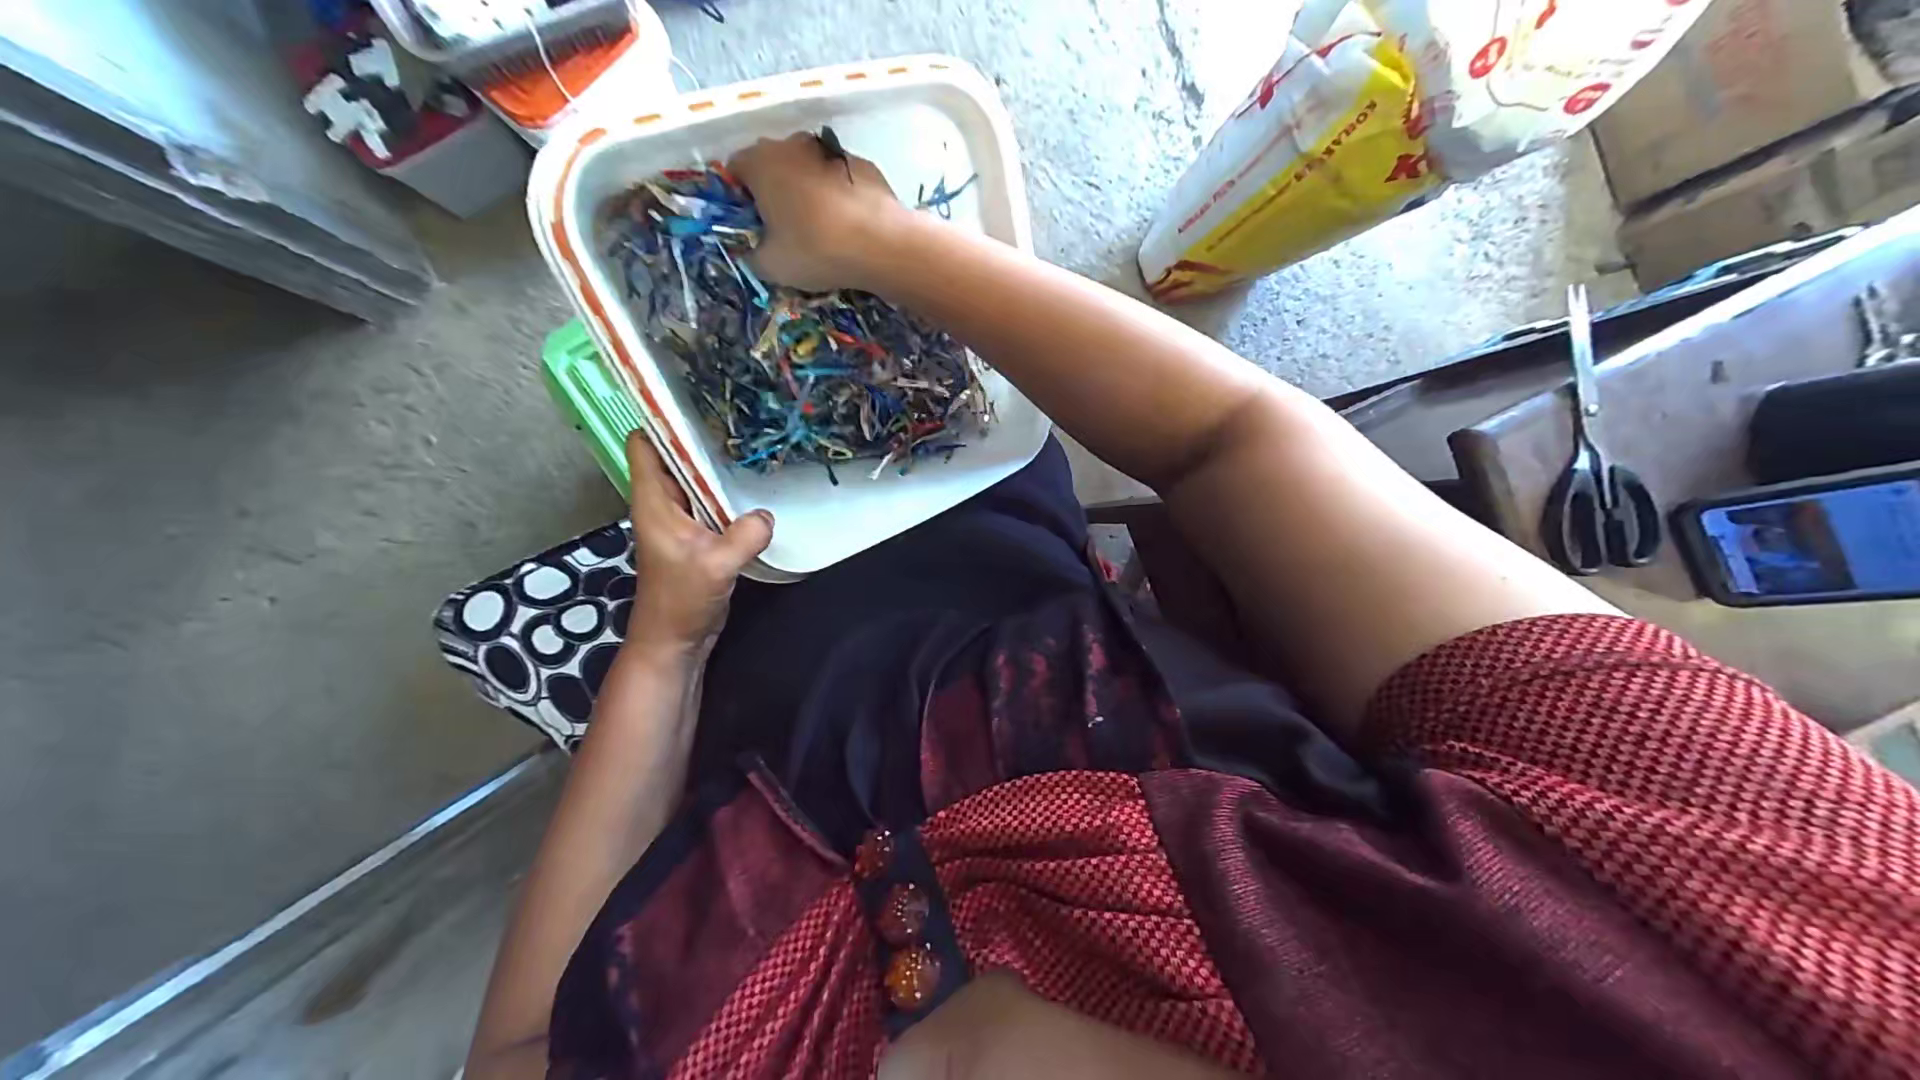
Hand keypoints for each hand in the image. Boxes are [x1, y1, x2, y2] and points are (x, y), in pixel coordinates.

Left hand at [620, 430, 772, 659]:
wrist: (674, 639)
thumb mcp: (716, 566)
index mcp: (654, 501)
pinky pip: (710, 500)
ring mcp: (680, 518)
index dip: (662, 417)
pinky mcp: (697, 533)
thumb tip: (766, 513)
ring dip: (716, 464)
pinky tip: (752, 486)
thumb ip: (744, 536)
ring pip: (694, 477)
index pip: (645, 443)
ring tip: (749, 444)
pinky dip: (727, 490)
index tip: (695, 399)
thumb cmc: (680, 601)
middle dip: (699, 435)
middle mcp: (663, 502)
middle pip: (674, 455)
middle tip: (738, 418)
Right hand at [728, 133, 913, 291]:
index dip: (740, 200)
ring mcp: (830, 150)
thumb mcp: (770, 266)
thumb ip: (753, 254)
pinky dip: (837, 196)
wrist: (882, 244)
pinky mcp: (863, 163)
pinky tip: (848, 225)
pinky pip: (839, 179)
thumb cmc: (815, 250)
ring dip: (808, 192)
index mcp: (760, 161)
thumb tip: (756, 251)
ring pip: (808, 170)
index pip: (735, 171)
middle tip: (785, 231)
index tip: (753, 226)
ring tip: (822, 230)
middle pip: (773, 166)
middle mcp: (792, 144)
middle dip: (774, 193)